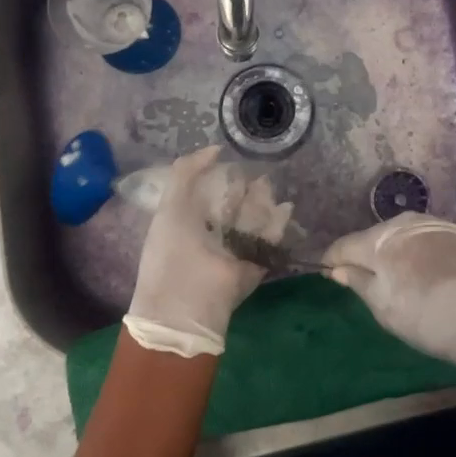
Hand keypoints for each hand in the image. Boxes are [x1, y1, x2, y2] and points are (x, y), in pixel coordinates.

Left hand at [124, 146, 292, 356]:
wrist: (187, 306)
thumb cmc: (172, 253)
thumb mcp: (171, 206)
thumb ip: (186, 172)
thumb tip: (215, 149)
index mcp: (185, 221)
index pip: (206, 192)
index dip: (217, 176)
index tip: (231, 160)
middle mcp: (209, 236)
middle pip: (233, 204)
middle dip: (244, 188)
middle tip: (257, 171)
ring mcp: (233, 252)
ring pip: (253, 220)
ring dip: (262, 202)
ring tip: (269, 188)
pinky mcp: (254, 266)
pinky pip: (269, 242)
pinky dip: (278, 226)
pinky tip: (285, 209)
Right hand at [323, 213, 455, 394]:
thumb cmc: (425, 316)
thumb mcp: (383, 307)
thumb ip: (357, 281)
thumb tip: (337, 268)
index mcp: (381, 239)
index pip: (345, 245)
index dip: (333, 259)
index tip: (327, 272)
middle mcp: (406, 223)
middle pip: (375, 237)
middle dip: (366, 255)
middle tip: (364, 279)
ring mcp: (436, 225)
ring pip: (403, 235)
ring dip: (394, 251)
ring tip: (396, 276)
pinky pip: (427, 239)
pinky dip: (419, 252)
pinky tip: (425, 271)